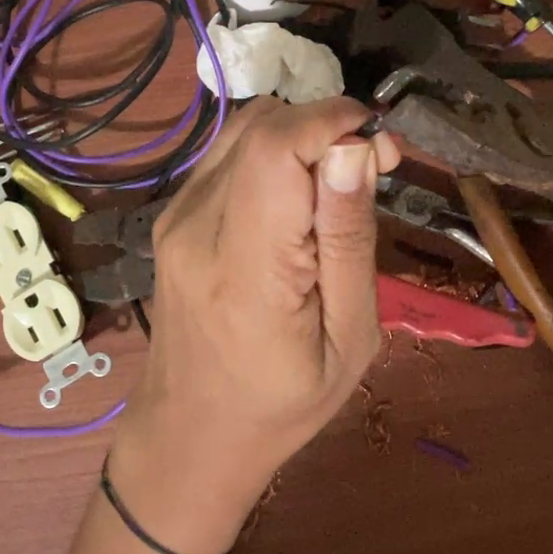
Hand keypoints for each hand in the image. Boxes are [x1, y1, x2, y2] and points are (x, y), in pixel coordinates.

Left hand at [106, 97, 400, 552]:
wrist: (191, 431)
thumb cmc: (283, 402)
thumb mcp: (349, 338)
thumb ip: (349, 239)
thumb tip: (355, 149)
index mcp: (244, 268)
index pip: (276, 150)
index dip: (332, 122)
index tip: (381, 141)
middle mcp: (196, 226)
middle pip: (260, 127)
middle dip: (323, 126)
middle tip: (369, 165)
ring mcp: (175, 215)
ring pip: (243, 129)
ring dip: (298, 135)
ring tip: (336, 182)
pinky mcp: (171, 214)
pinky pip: (227, 153)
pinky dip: (271, 152)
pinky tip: (296, 196)